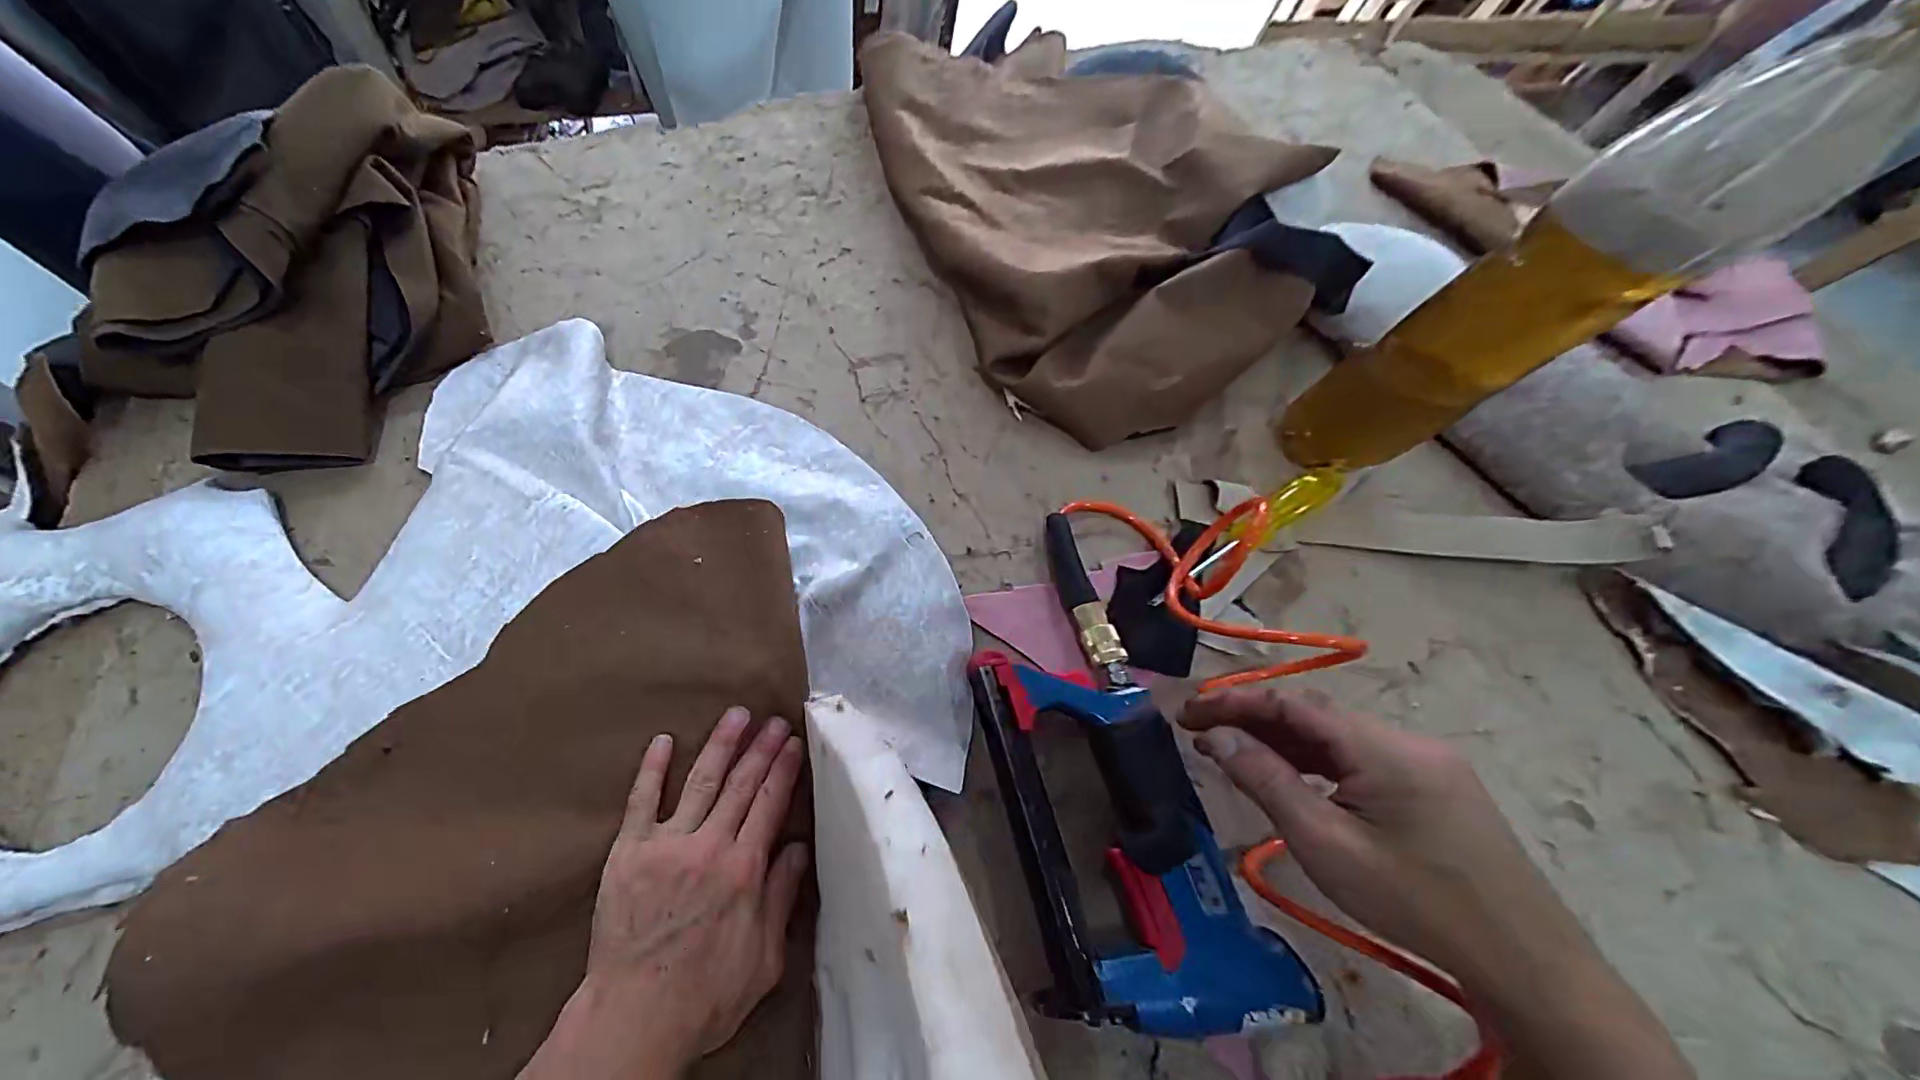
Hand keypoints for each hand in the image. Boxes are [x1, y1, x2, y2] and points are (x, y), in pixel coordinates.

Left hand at [520, 707, 809, 1079]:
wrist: (633, 1018)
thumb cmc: (706, 995)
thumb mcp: (765, 958)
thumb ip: (782, 898)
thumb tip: (799, 849)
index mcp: (745, 869)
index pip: (771, 803)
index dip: (785, 769)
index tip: (794, 743)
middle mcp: (709, 846)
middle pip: (742, 784)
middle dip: (762, 748)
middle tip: (775, 719)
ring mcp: (666, 845)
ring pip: (700, 781)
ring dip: (721, 745)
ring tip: (736, 715)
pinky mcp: (627, 854)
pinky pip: (641, 802)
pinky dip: (653, 769)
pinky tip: (663, 741)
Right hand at [1182, 687, 1555, 984]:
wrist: (1527, 965)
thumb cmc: (1414, 902)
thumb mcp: (1325, 844)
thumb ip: (1266, 781)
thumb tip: (1217, 737)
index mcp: (1383, 747)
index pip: (1293, 703)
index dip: (1234, 701)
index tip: (1188, 713)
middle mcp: (1407, 741)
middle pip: (1315, 716)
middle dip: (1254, 720)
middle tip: (1201, 734)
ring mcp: (1427, 763)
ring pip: (1338, 738)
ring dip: (1284, 741)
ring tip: (1235, 754)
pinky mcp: (1435, 787)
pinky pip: (1362, 760)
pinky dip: (1317, 762)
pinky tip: (1294, 779)